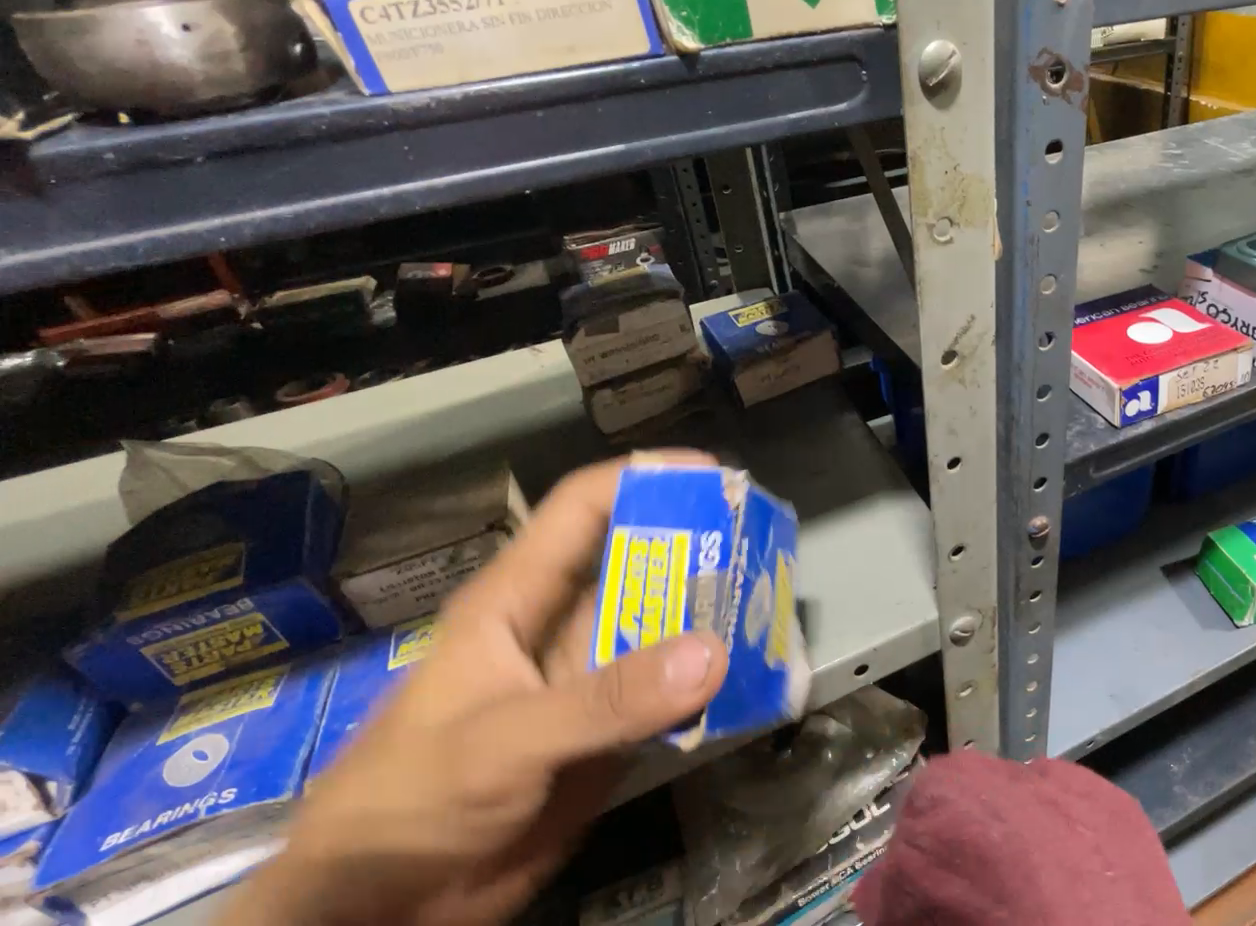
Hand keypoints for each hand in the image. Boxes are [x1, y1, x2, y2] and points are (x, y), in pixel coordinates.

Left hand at [225, 454, 729, 925]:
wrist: (378, 911)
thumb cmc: (409, 803)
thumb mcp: (503, 741)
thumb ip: (605, 700)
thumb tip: (712, 651)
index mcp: (516, 600)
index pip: (582, 509)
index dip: (644, 479)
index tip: (714, 476)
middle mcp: (559, 628)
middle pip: (639, 565)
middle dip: (700, 548)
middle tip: (766, 546)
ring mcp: (586, 683)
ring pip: (662, 630)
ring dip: (713, 618)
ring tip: (775, 606)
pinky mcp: (608, 735)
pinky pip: (670, 695)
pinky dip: (711, 685)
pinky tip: (754, 679)